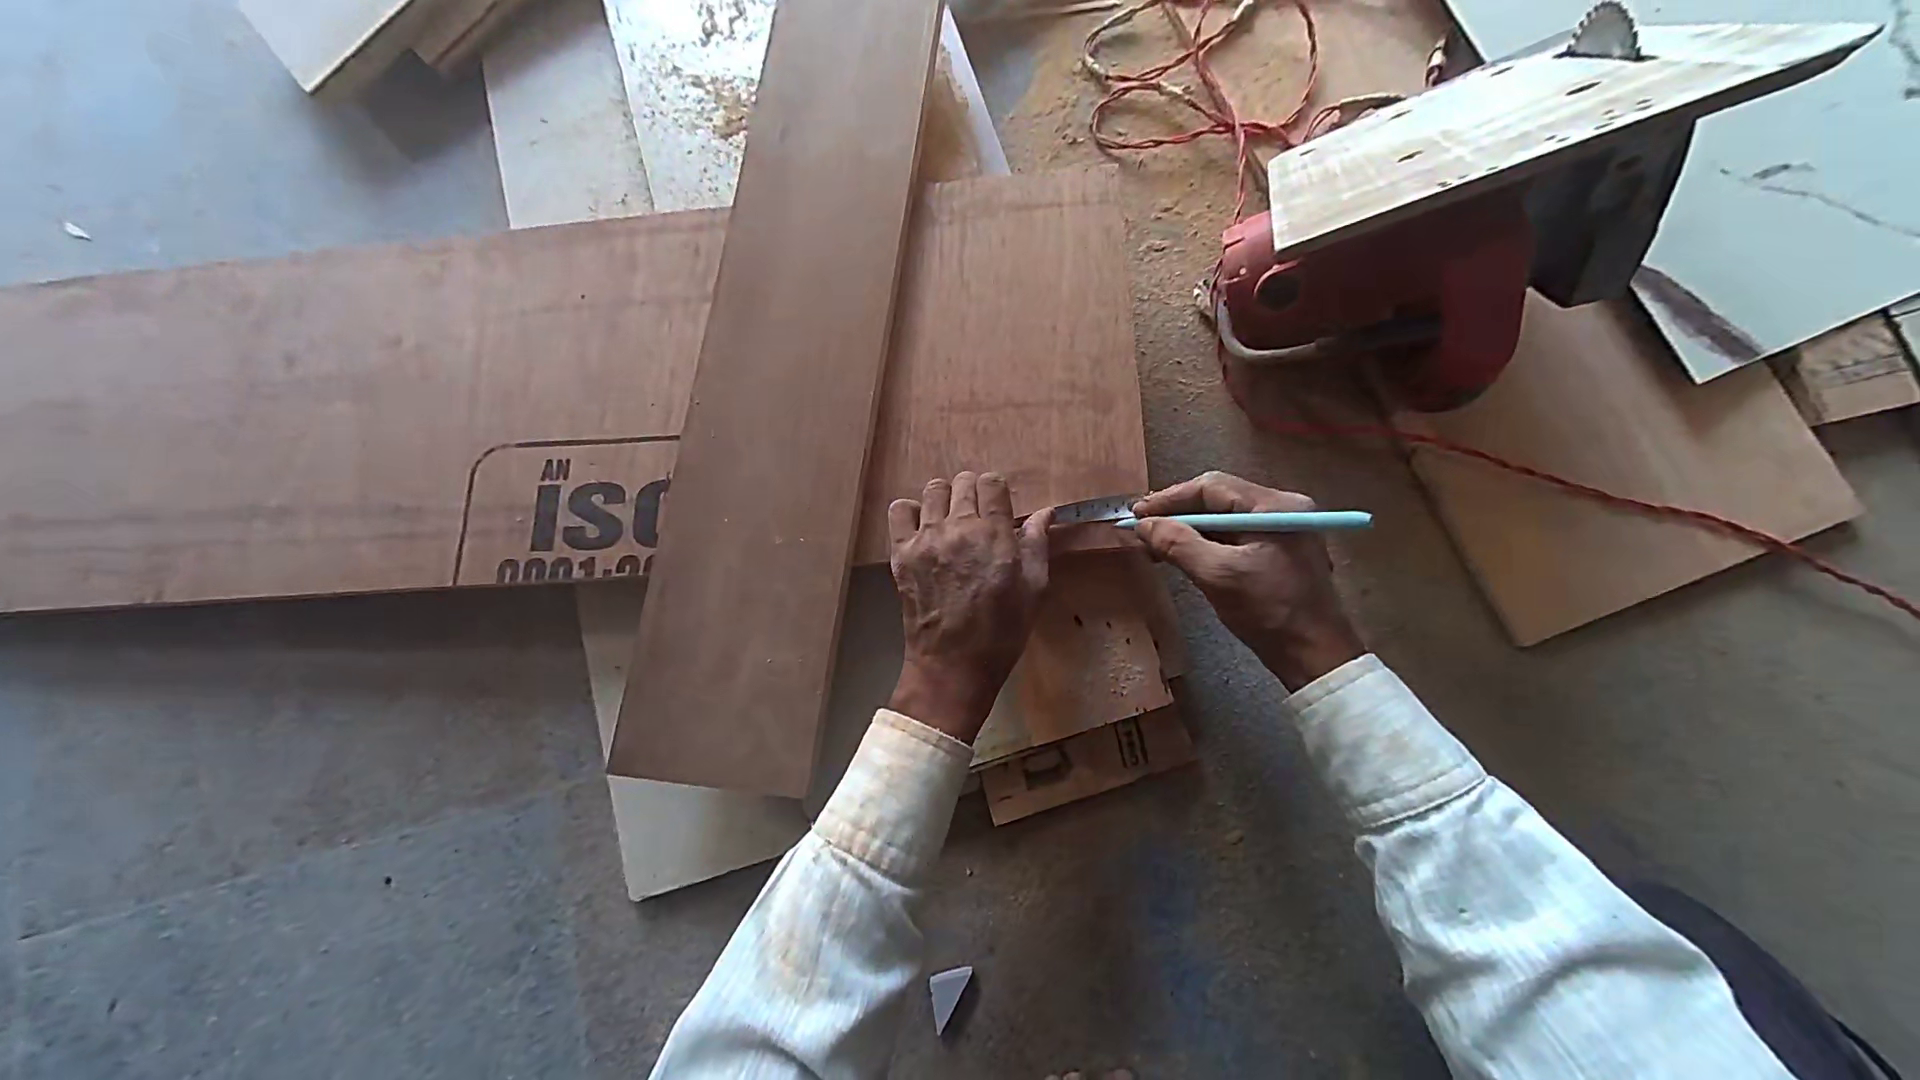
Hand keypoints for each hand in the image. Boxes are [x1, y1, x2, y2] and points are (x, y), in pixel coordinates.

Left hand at [886, 472, 1052, 742]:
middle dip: (974, 494)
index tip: (999, 508)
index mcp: (994, 534)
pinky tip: (923, 528)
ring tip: (951, 521)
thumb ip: (1037, 544)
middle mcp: (958, 527)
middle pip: (963, 482)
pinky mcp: (901, 553)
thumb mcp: (1034, 589)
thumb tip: (1045, 512)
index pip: (992, 483)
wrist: (953, 664)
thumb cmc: (1002, 631)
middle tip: (978, 518)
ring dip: (945, 499)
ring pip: (933, 490)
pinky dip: (911, 512)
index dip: (998, 492)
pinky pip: (899, 510)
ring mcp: (926, 538)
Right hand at [1132, 471, 1362, 690]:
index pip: (1212, 487)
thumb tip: (1144, 525)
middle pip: (1218, 499)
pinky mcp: (1279, 550)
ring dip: (1188, 529)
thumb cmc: (1270, 612)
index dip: (1170, 499)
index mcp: (1276, 506)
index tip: (1137, 514)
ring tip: (1155, 542)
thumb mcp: (1218, 575)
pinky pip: (1233, 535)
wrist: (1315, 656)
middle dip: (1177, 512)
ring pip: (1224, 518)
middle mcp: (1283, 509)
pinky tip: (1181, 553)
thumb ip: (1178, 544)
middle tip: (1142, 527)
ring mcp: (1283, 529)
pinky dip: (1205, 542)